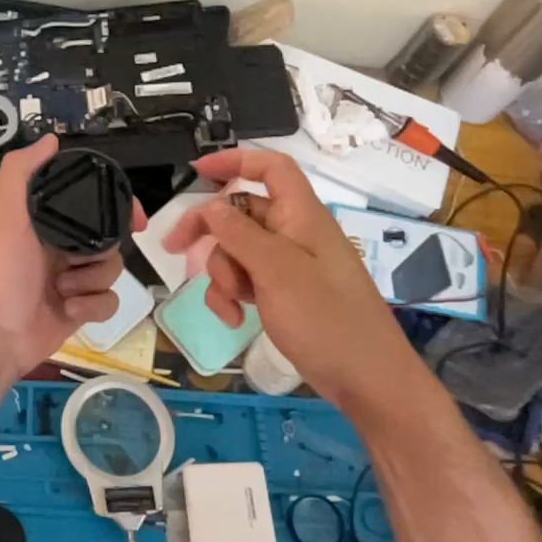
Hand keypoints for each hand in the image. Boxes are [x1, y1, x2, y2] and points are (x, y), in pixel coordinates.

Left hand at [0, 135, 144, 386]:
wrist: (0, 332)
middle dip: (101, 252)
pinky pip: (109, 301)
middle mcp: (62, 247)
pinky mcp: (81, 308)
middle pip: (110, 239)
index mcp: (46, 222)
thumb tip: (50, 139)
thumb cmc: (2, 270)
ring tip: (62, 288)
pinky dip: (92, 306)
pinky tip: (69, 308)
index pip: (94, 205)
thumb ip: (20, 172)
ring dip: (91, 280)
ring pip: (113, 270)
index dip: (118, 208)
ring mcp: (73, 279)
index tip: (136, 218)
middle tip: (78, 261)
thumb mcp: (5, 213)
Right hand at [162, 149, 418, 404]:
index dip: (235, 161)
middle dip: (209, 231)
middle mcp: (296, 234)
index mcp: (302, 216)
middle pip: (242, 213)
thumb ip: (239, 234)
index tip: (196, 170)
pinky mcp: (286, 294)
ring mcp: (291, 266)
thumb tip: (210, 206)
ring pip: (238, 250)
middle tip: (174, 248)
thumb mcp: (276, 271)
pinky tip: (234, 319)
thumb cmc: (326, 319)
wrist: (367, 380)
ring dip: (222, 275)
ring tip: (229, 305)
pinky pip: (247, 280)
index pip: (270, 168)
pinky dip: (233, 295)